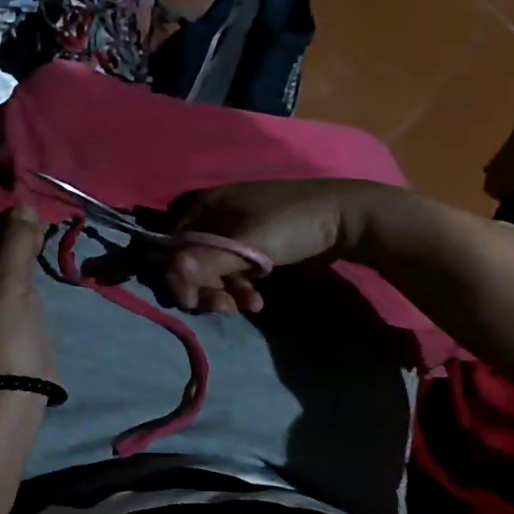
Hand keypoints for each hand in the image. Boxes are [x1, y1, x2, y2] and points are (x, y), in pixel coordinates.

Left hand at [0, 169, 55, 378]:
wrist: (19, 386)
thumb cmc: (3, 331)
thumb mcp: (9, 282)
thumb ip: (17, 240)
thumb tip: (26, 207)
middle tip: (8, 188)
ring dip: (8, 233)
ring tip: (27, 208)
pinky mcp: (1, 308)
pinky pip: (7, 270)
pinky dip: (19, 252)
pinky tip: (35, 234)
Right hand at [164, 178, 401, 313]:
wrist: (345, 218)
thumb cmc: (291, 223)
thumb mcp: (247, 245)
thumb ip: (206, 262)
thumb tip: (168, 275)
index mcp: (203, 205)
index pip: (169, 244)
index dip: (174, 275)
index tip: (189, 301)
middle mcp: (211, 216)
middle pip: (189, 261)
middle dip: (203, 288)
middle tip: (221, 308)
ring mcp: (231, 233)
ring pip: (211, 271)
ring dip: (224, 293)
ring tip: (246, 306)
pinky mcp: (250, 248)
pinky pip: (231, 273)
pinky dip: (239, 289)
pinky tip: (256, 302)